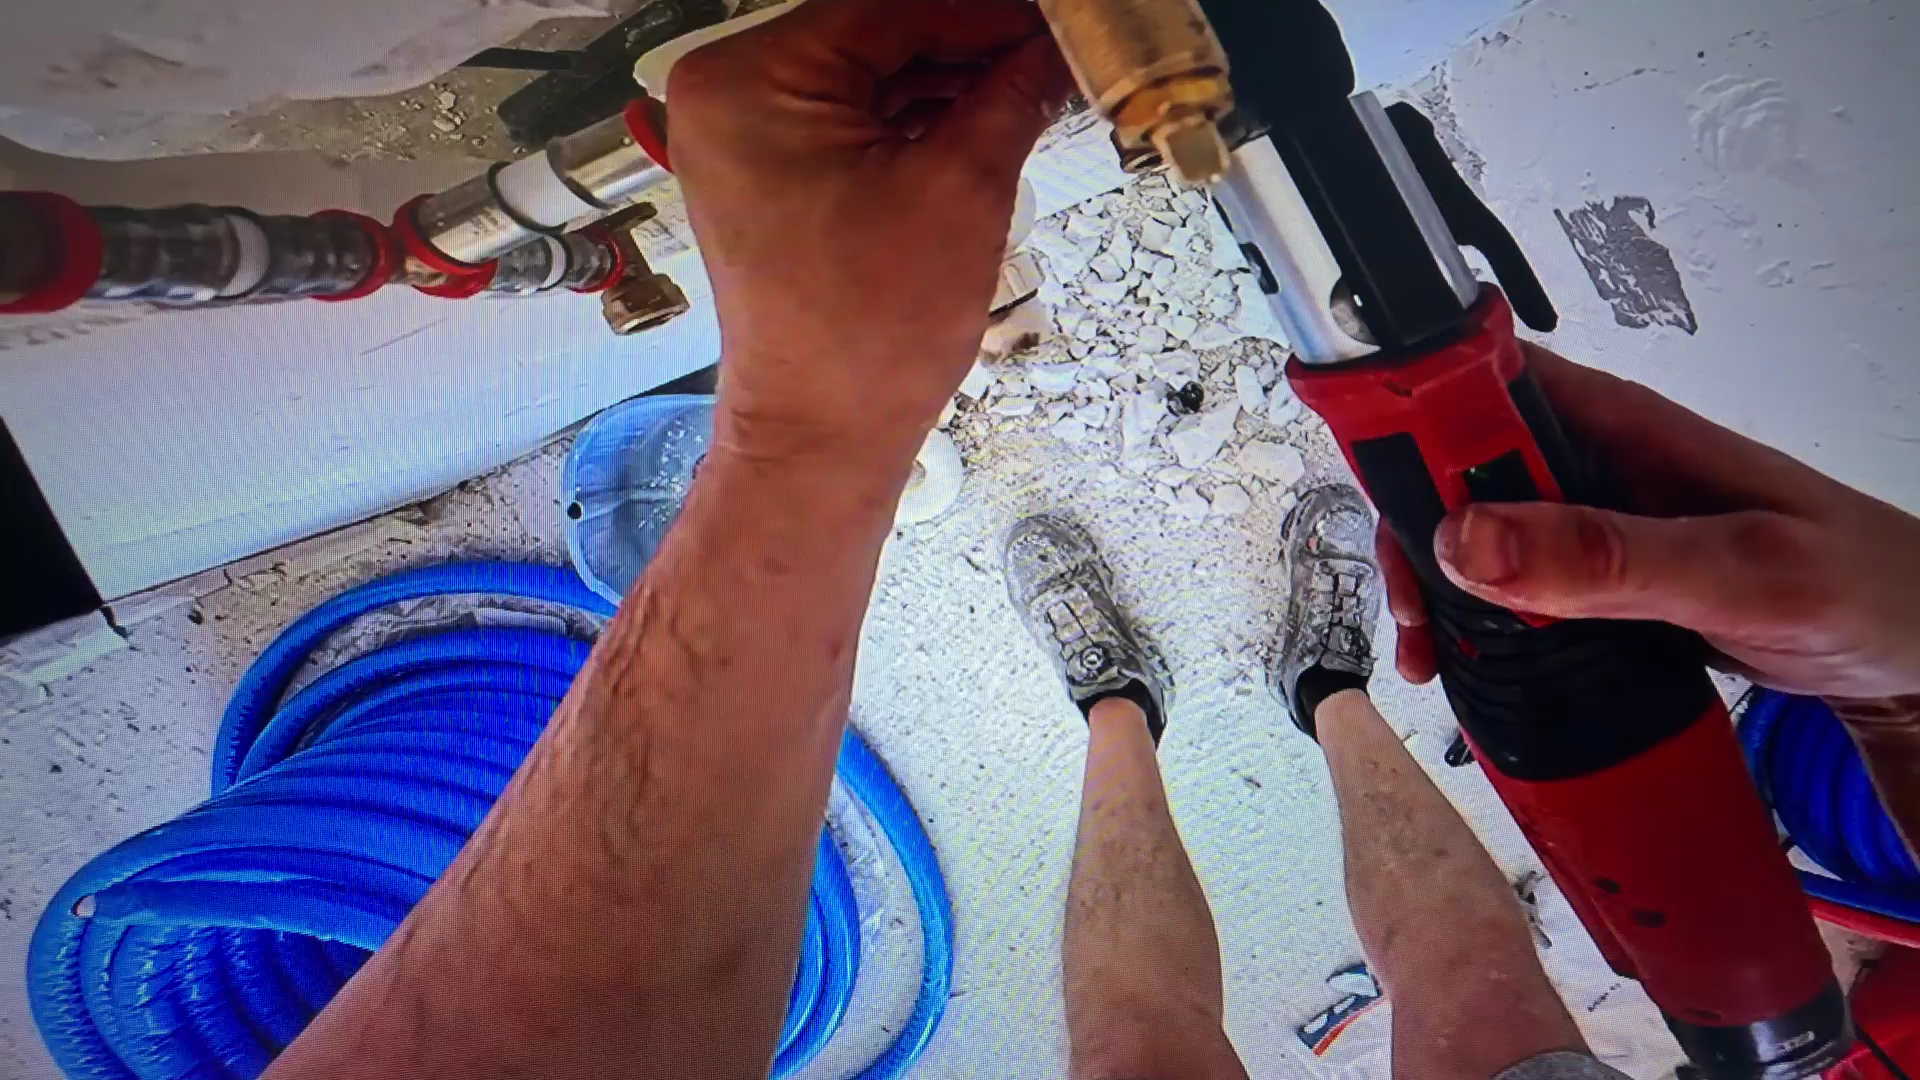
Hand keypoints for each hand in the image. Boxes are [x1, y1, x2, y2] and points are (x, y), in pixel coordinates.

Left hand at [668, 0, 1071, 476]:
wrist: (824, 438)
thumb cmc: (866, 341)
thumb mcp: (959, 193)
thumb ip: (1009, 97)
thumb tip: (1049, 51)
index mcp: (753, 83)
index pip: (892, 6)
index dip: (985, 13)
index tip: (1049, 19)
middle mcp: (736, 107)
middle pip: (877, 41)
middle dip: (972, 51)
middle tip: (1048, 59)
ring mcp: (752, 154)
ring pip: (870, 91)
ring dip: (950, 93)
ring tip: (1029, 96)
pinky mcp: (777, 196)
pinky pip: (856, 139)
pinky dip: (918, 135)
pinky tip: (980, 132)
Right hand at [1379, 344, 1919, 701]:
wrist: (1910, 656)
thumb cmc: (1872, 592)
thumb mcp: (1748, 570)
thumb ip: (1608, 555)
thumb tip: (1464, 539)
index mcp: (1610, 426)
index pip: (1477, 387)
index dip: (1416, 419)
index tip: (1394, 493)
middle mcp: (1572, 465)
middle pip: (1442, 468)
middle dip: (1409, 531)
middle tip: (1415, 600)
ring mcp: (1563, 520)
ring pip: (1450, 531)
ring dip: (1422, 585)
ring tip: (1429, 646)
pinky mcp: (1562, 570)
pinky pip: (1479, 579)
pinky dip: (1451, 618)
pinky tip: (1451, 654)